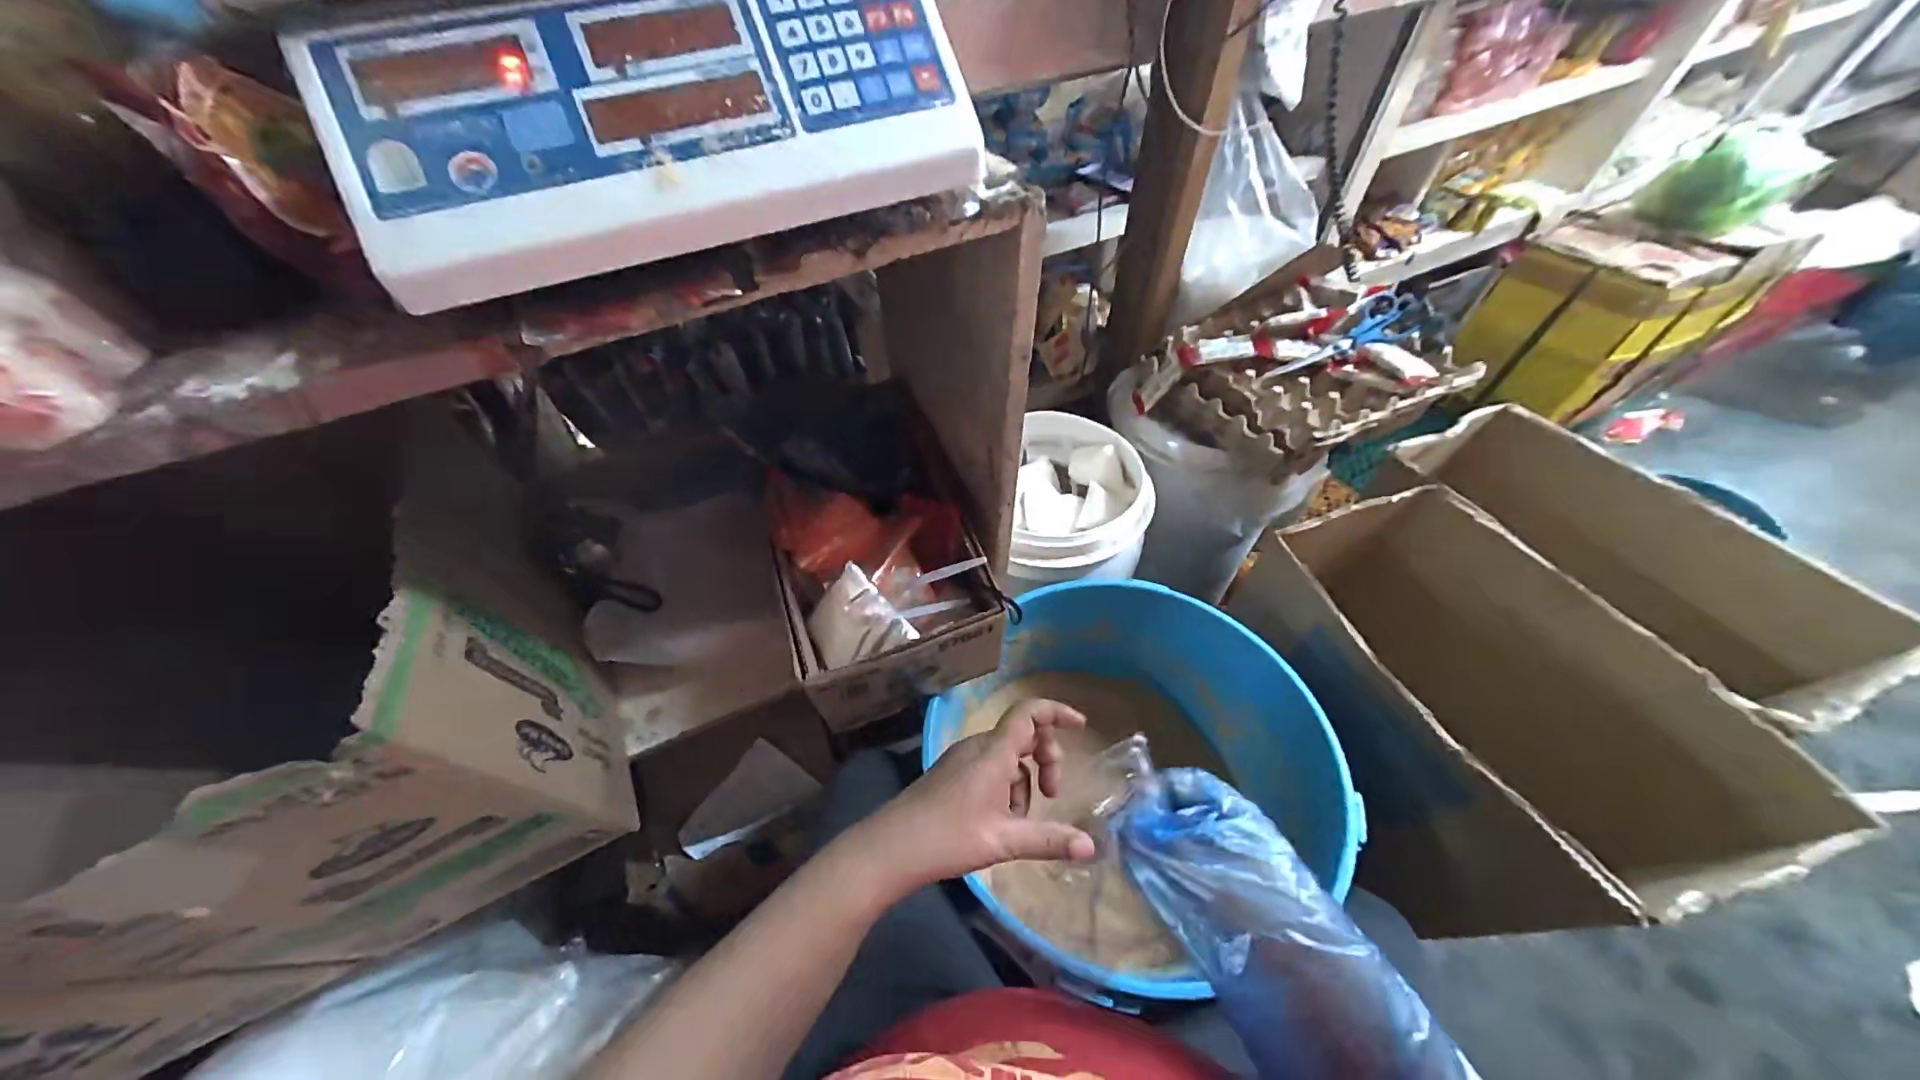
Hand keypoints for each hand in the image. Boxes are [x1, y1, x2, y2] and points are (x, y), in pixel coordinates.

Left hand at [840, 699, 1098, 899]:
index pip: (1029, 713)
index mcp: (993, 752)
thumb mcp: (1004, 841)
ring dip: (1024, 781)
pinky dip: (1005, 787)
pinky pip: (989, 768)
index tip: (1081, 726)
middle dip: (1046, 760)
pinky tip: (998, 822)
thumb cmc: (949, 838)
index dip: (1057, 712)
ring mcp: (961, 758)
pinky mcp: (950, 773)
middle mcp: (978, 746)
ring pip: (1007, 757)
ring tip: (1018, 823)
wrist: (891, 847)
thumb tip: (1091, 847)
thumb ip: (1049, 840)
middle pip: (1023, 736)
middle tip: (1052, 795)